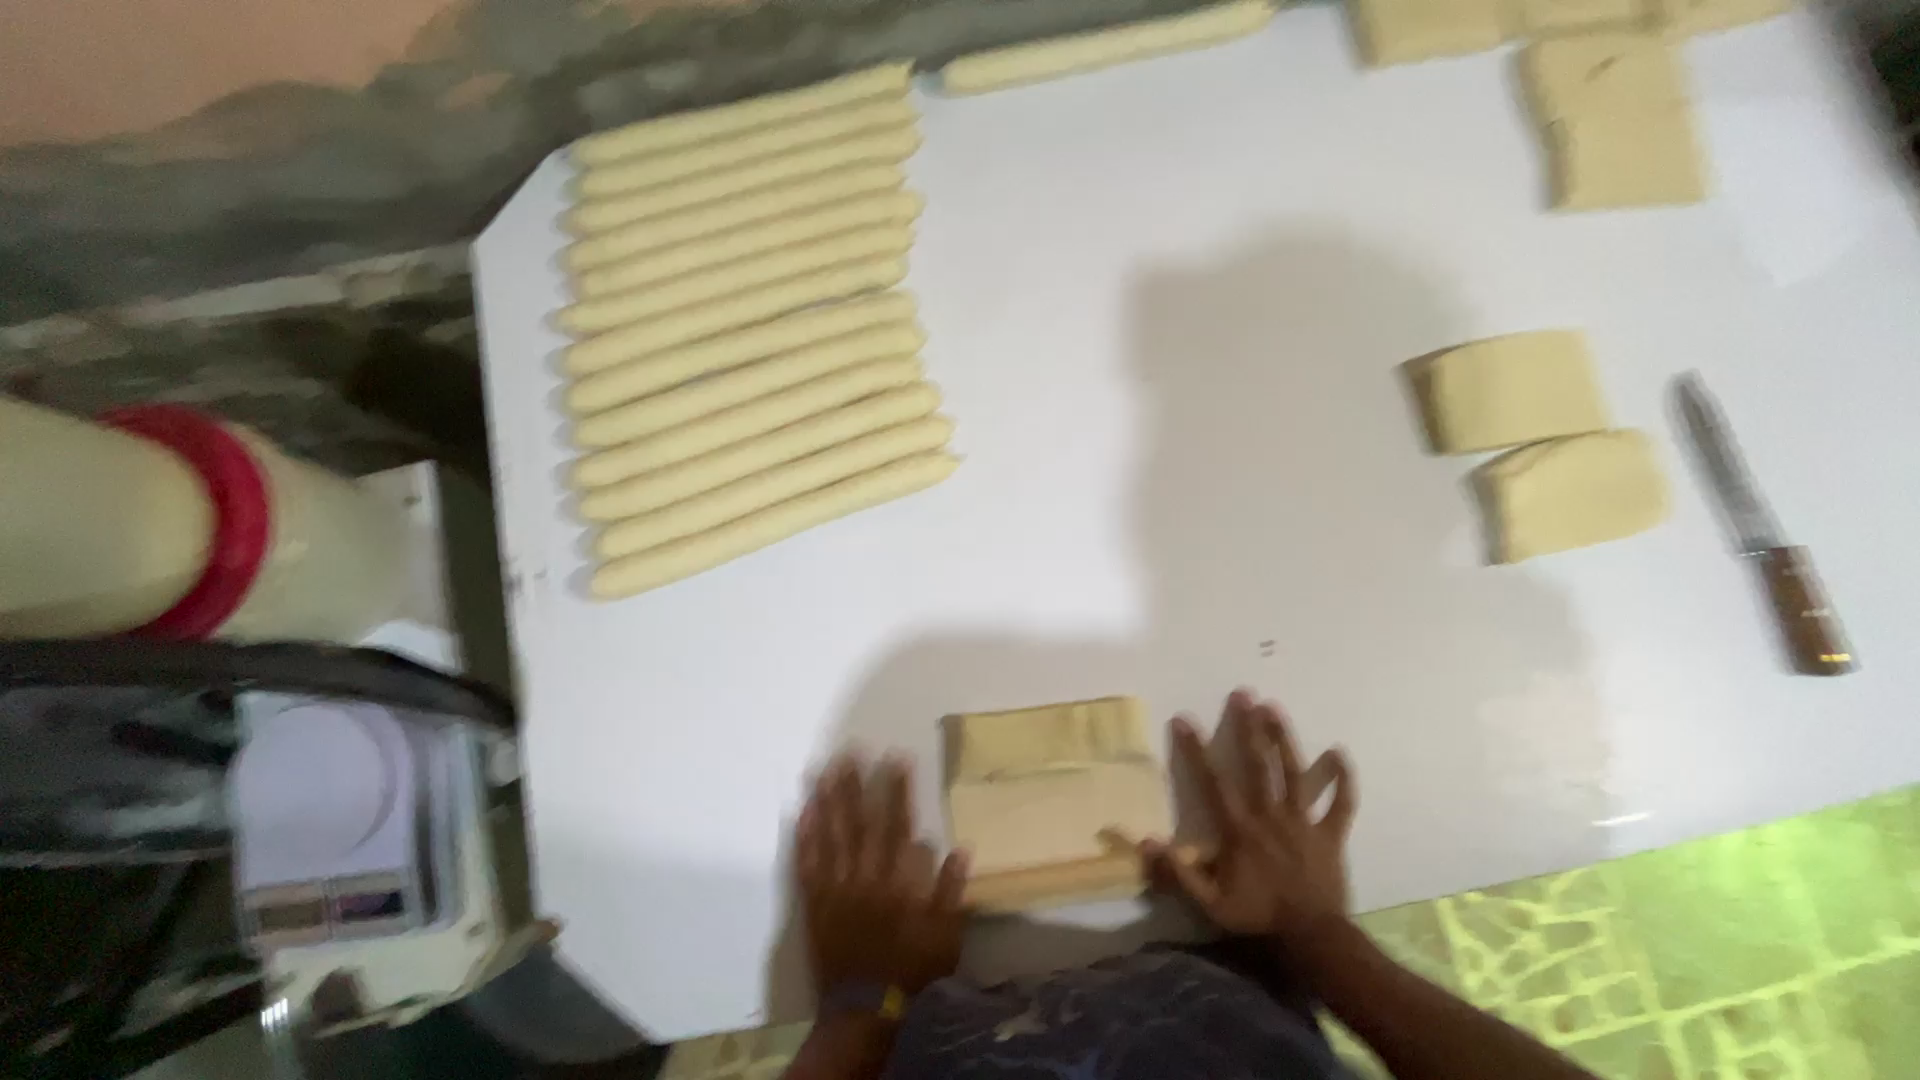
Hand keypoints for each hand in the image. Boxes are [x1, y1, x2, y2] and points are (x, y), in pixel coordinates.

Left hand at [796, 752, 969, 998]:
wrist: (862, 1006)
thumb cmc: (909, 967)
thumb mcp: (945, 935)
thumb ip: (951, 891)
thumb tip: (960, 848)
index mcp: (896, 881)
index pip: (897, 824)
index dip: (897, 789)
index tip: (897, 758)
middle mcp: (863, 876)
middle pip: (859, 821)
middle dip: (857, 783)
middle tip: (852, 749)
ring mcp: (834, 887)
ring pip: (830, 834)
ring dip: (827, 799)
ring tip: (824, 767)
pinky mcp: (813, 901)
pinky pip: (806, 863)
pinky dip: (803, 836)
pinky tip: (802, 811)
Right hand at [1141, 689, 1357, 957]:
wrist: (1313, 938)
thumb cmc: (1258, 917)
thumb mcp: (1208, 903)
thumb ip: (1177, 873)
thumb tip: (1144, 842)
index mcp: (1240, 829)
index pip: (1214, 781)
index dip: (1197, 749)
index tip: (1184, 719)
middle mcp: (1271, 816)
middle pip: (1259, 764)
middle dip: (1249, 728)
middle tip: (1244, 694)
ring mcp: (1304, 822)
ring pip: (1296, 773)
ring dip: (1285, 739)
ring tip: (1275, 708)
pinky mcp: (1330, 835)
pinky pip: (1340, 804)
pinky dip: (1342, 780)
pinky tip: (1340, 752)